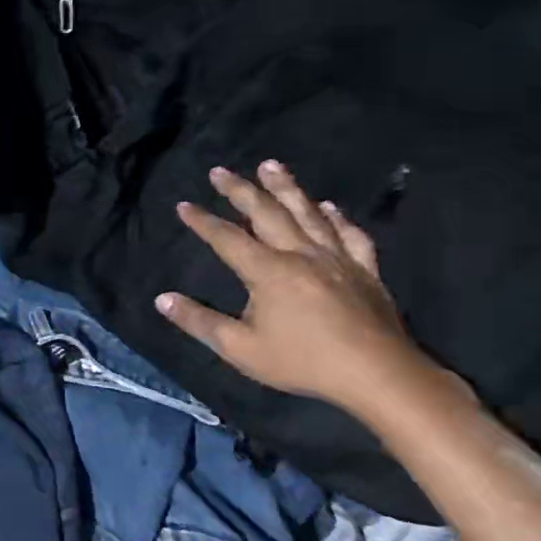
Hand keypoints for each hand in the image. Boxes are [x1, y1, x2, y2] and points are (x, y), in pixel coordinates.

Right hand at [156, 160, 441, 412]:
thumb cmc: (303, 362)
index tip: (184, 204)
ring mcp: (337, 258)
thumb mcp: (240, 349)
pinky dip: (337, 217)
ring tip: (270, 165)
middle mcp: (301, 254)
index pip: (227, 239)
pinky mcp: (365, 270)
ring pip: (308, 213)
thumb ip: (200, 322)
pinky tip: (329, 207)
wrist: (377, 374)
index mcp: (268, 271)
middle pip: (267, 213)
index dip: (203, 221)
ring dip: (286, 188)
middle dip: (240, 190)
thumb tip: (163, 299)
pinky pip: (350, 234)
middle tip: (221, 170)